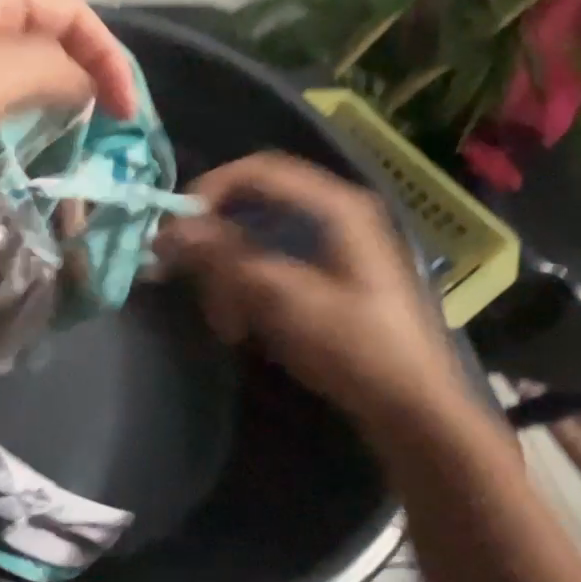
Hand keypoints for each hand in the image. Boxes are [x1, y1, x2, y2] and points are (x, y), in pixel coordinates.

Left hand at [0, 0, 137, 200]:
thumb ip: (46, 71)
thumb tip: (88, 77)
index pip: (69, 10)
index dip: (106, 54)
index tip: (125, 111)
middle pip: (43, 36)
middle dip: (80, 76)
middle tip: (104, 129)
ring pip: (12, 70)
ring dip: (45, 101)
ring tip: (70, 142)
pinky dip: (8, 118)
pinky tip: (17, 147)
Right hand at [153, 153, 465, 429]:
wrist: (414, 410)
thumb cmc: (354, 347)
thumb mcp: (282, 298)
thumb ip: (224, 257)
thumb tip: (167, 231)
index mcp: (336, 207)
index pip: (256, 171)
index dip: (208, 192)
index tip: (174, 230)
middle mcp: (336, 214)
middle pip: (252, 207)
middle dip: (216, 246)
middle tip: (188, 281)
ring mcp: (335, 246)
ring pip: (256, 241)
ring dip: (229, 277)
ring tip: (226, 323)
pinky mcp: (330, 276)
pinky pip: (271, 266)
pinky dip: (248, 291)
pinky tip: (243, 328)